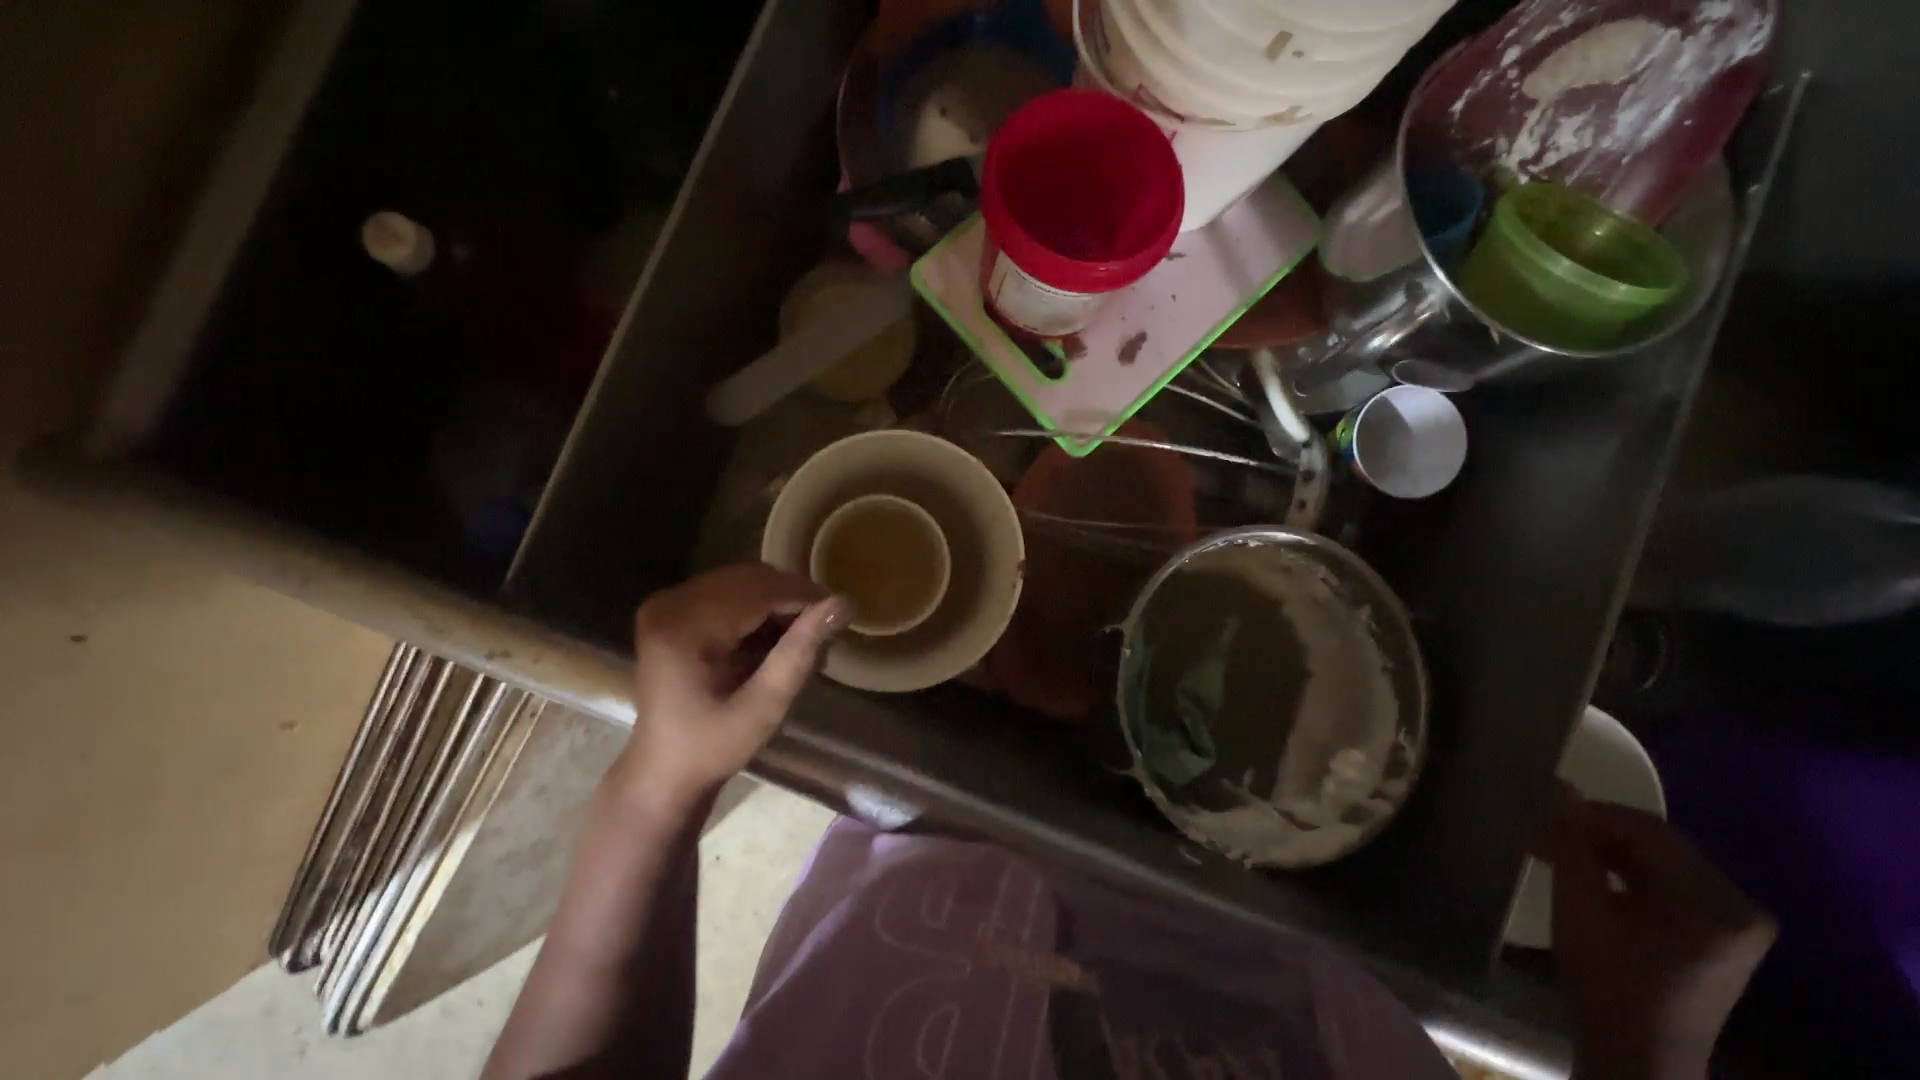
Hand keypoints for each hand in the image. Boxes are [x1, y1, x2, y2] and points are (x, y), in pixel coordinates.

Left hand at [611, 564, 844, 809]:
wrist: (664, 769)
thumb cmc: (712, 747)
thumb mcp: (764, 707)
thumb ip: (799, 652)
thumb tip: (842, 604)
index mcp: (684, 627)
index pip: (757, 590)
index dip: (803, 596)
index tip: (839, 616)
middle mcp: (670, 603)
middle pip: (748, 579)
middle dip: (790, 599)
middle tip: (821, 632)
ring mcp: (667, 604)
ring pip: (740, 581)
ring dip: (775, 602)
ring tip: (798, 638)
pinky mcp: (671, 611)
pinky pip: (726, 592)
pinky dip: (755, 608)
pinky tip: (771, 639)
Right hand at [1538, 794, 1776, 1079]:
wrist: (1639, 1057)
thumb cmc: (1606, 983)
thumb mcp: (1578, 910)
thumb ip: (1571, 848)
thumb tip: (1562, 792)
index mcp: (1714, 901)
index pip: (1649, 831)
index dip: (1593, 816)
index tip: (1544, 815)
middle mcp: (1740, 906)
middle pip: (1662, 845)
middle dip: (1600, 834)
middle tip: (1548, 833)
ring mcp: (1739, 924)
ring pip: (1665, 864)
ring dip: (1613, 854)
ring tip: (1562, 853)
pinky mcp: (1727, 938)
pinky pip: (1675, 887)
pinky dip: (1633, 876)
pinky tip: (1596, 878)